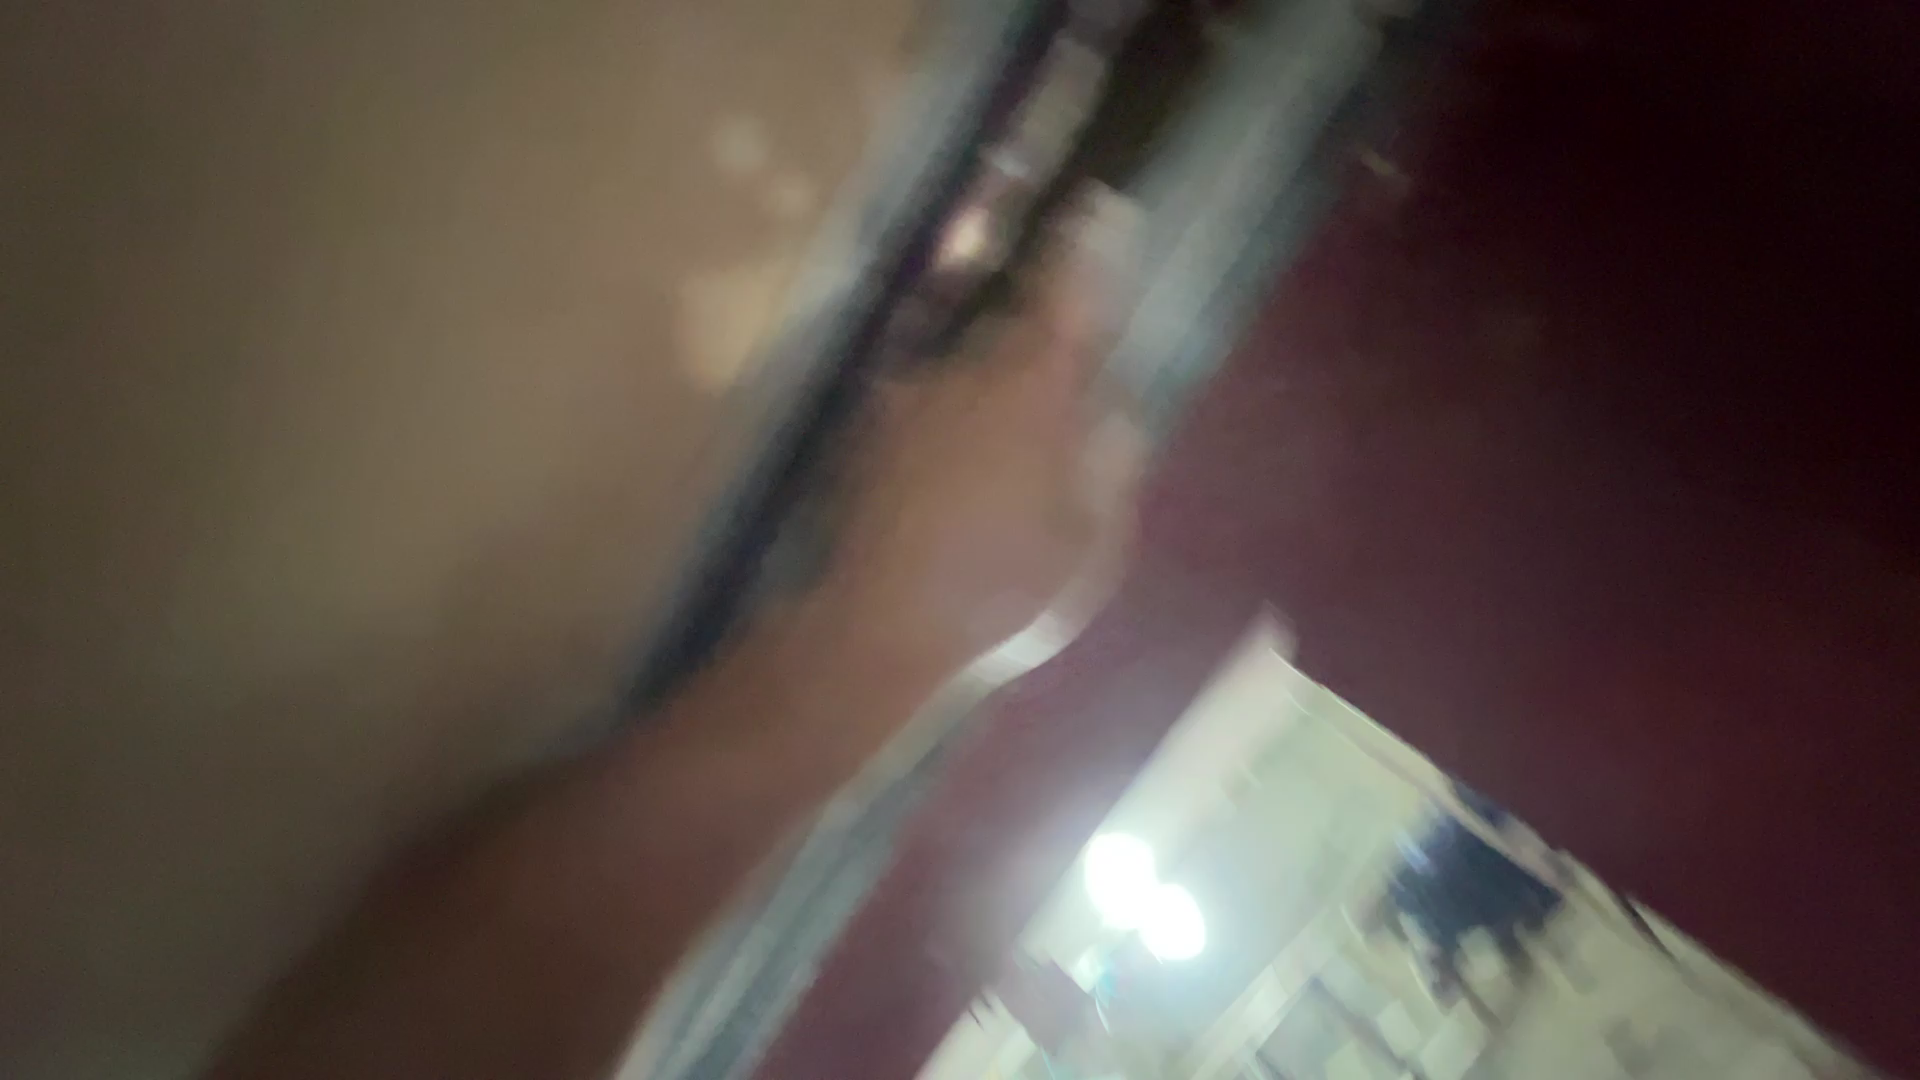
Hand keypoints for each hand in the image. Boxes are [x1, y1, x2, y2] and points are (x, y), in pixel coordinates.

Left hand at [818, 191, 1144, 676]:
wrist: (883, 624)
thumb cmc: (1002, 590)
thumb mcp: (1088, 544)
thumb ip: (1111, 466)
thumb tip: (1119, 411)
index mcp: (1033, 395)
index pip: (1069, 301)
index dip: (1088, 252)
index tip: (1101, 207)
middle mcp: (967, 377)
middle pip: (1013, 336)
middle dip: (1038, 354)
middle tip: (1052, 415)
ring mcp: (909, 402)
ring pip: (965, 374)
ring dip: (986, 400)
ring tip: (993, 474)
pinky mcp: (870, 434)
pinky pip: (924, 409)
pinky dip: (945, 428)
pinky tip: (948, 484)